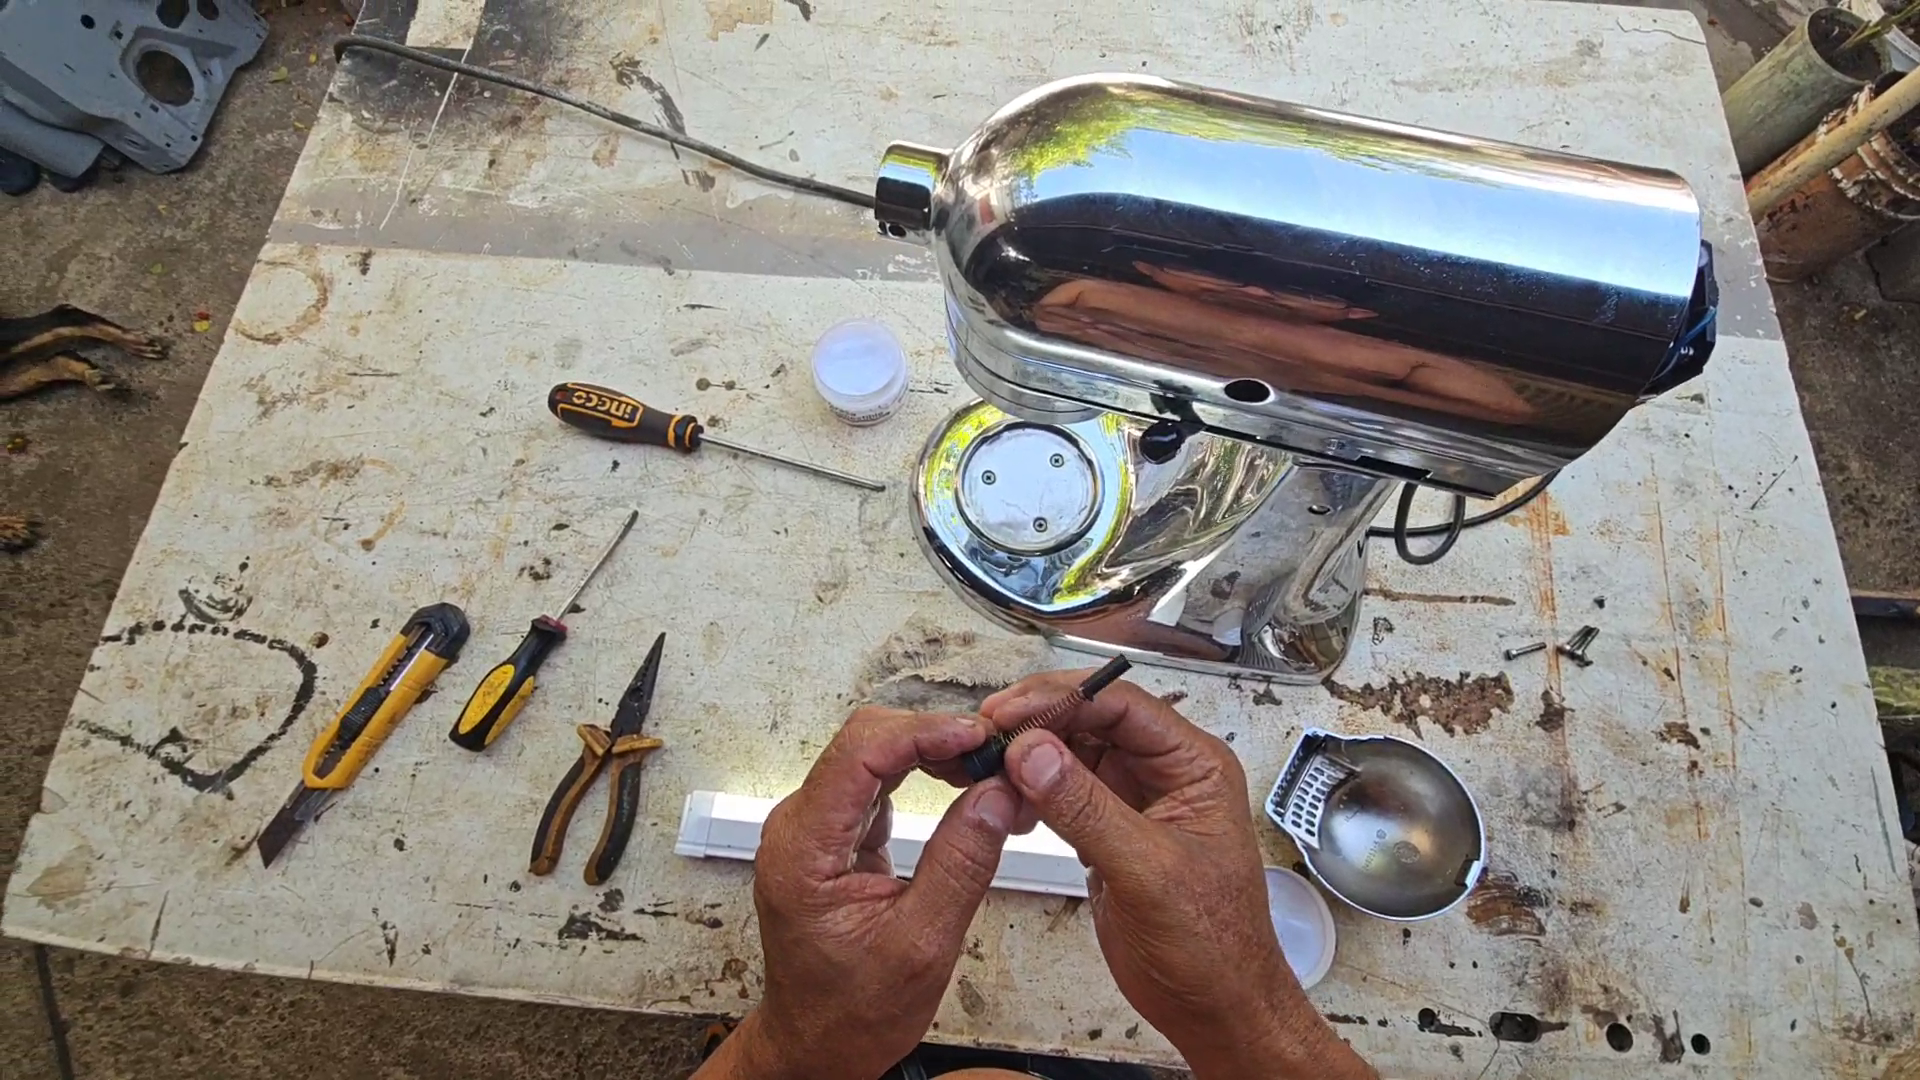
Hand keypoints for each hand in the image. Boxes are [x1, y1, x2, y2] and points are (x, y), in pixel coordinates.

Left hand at [695, 708, 1018, 1079]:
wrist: (816, 1044)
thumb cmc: (850, 1012)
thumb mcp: (920, 946)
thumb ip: (960, 864)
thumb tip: (996, 795)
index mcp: (803, 849)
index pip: (859, 753)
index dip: (923, 733)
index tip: (975, 736)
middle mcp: (800, 824)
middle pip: (866, 740)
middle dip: (932, 734)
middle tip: (990, 749)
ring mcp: (816, 822)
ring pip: (875, 750)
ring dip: (931, 747)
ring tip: (983, 763)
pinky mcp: (836, 827)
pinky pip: (880, 775)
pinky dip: (923, 768)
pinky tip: (958, 777)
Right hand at [982, 672, 1374, 1079]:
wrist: (1214, 1010)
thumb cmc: (1211, 947)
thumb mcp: (1148, 872)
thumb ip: (1087, 808)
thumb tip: (1030, 750)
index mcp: (1191, 763)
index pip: (1120, 704)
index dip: (1060, 698)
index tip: (1008, 712)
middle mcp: (1162, 768)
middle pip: (1090, 718)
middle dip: (1037, 719)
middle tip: (987, 730)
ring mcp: (1132, 794)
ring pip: (1071, 749)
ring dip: (1029, 751)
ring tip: (986, 758)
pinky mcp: (1107, 822)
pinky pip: (1062, 786)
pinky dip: (1030, 786)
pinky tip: (1006, 793)